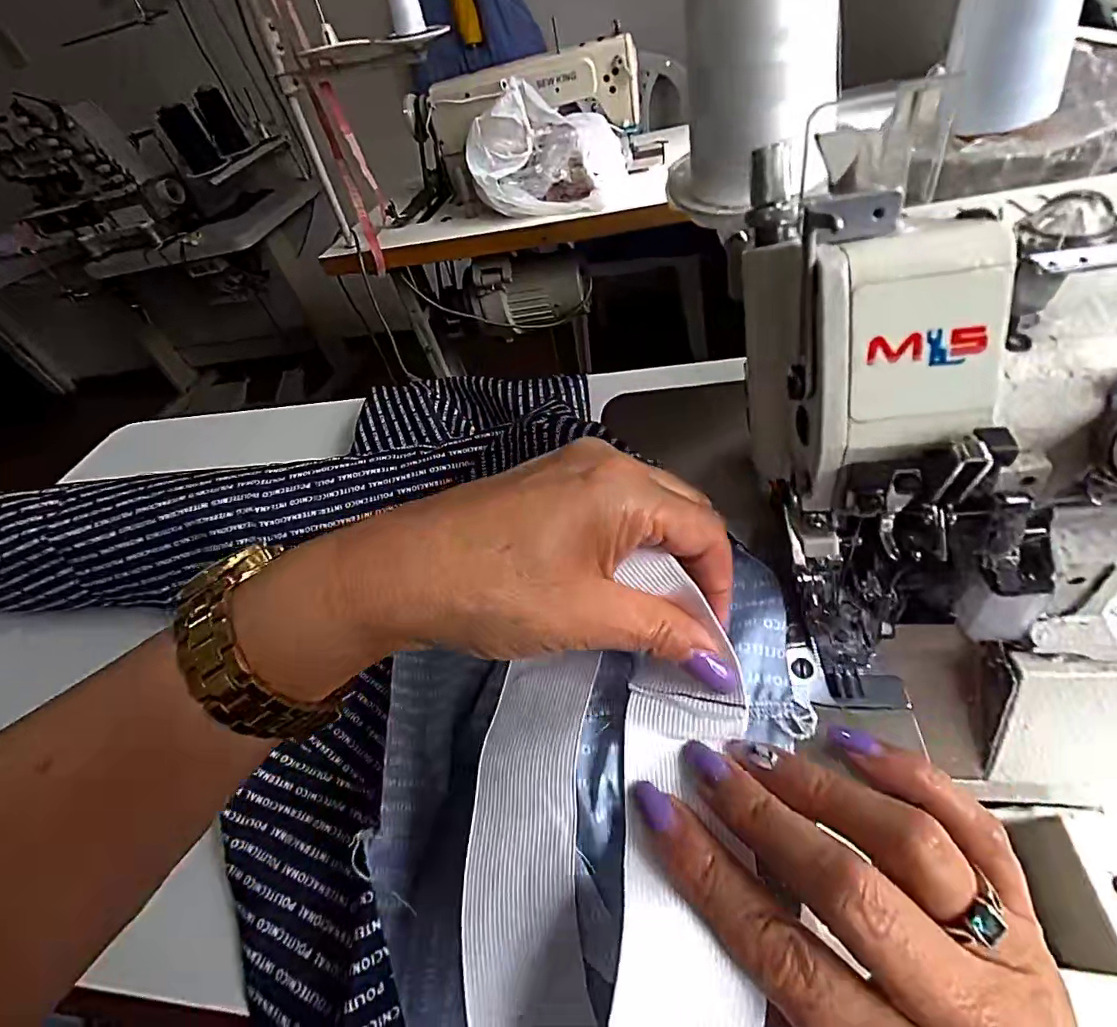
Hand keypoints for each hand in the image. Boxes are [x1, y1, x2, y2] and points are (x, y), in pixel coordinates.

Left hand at [232, 438, 737, 699]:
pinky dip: (631, 543)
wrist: (396, 573)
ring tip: (655, 605)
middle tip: (690, 621)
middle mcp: (604, 462)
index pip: (706, 530)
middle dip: (698, 567)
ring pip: (650, 507)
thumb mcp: (588, 617)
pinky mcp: (549, 482)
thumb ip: (662, 630)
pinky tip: (616, 578)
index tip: (711, 633)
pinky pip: (614, 506)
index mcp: (622, 486)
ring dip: (665, 555)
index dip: (721, 585)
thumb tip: (712, 655)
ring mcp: (573, 467)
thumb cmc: (489, 589)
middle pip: (684, 511)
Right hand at [634, 728, 1075, 1026]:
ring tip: (771, 757)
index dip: (712, 877)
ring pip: (910, 840)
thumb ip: (789, 998)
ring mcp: (1004, 946)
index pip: (784, 951)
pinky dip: (912, 775)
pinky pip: (975, 825)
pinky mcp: (1028, 911)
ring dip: (826, 787)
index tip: (671, 822)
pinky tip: (859, 749)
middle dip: (763, 817)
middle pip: (845, 885)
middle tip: (714, 771)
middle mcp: (962, 1002)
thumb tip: (732, 890)